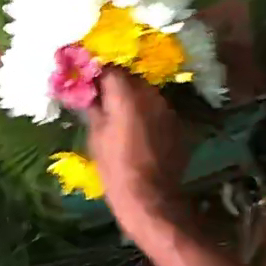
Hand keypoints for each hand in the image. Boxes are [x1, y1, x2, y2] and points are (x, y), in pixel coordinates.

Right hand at [86, 70, 187, 243]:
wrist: (150, 197)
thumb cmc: (116, 168)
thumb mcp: (96, 136)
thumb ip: (93, 108)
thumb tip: (87, 93)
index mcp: (127, 94)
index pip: (110, 68)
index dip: (97, 74)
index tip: (88, 85)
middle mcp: (151, 95)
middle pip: (131, 78)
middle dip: (117, 85)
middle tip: (103, 101)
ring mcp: (168, 109)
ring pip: (147, 94)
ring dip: (135, 100)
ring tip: (122, 118)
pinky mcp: (178, 125)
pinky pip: (159, 111)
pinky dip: (149, 115)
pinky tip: (141, 132)